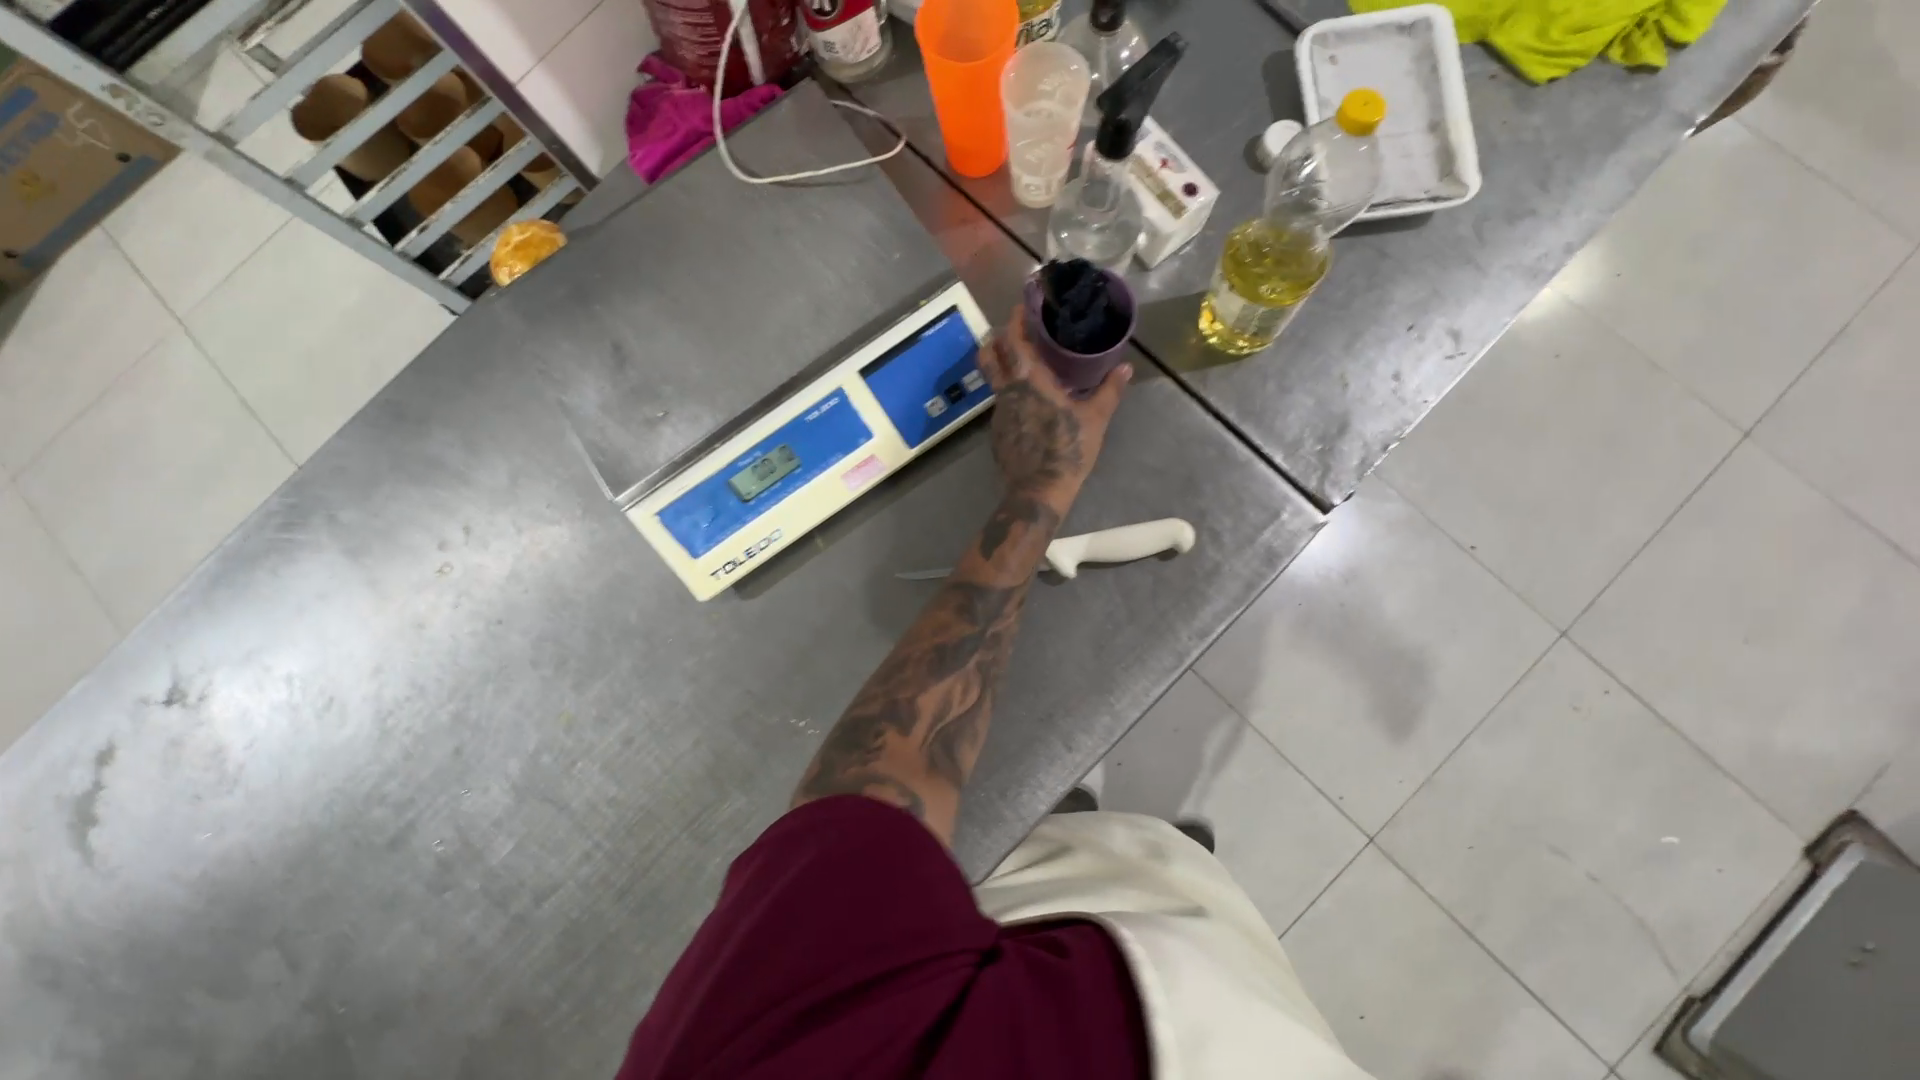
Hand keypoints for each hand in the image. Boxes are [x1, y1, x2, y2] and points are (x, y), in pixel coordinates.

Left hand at [981, 305, 1131, 504]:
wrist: (1038, 492)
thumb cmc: (1068, 450)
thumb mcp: (1095, 419)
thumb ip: (1109, 390)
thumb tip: (1125, 368)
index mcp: (1028, 381)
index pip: (1012, 339)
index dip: (1014, 319)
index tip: (1022, 307)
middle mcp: (1007, 391)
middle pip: (989, 355)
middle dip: (997, 339)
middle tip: (1014, 333)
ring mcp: (998, 413)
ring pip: (994, 379)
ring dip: (1004, 367)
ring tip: (1026, 366)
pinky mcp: (997, 432)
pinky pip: (1001, 402)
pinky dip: (1011, 393)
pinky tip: (1029, 403)